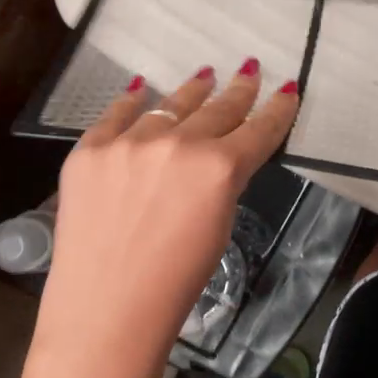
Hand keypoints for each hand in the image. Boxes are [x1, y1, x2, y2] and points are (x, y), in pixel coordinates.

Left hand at [36, 59, 299, 374]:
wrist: (107, 306)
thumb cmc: (179, 278)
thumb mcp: (221, 224)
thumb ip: (225, 181)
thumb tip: (221, 155)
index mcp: (221, 167)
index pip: (259, 129)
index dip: (278, 108)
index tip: (288, 89)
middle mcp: (179, 144)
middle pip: (218, 109)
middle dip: (239, 90)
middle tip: (250, 71)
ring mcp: (129, 143)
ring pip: (170, 105)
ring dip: (193, 89)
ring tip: (206, 74)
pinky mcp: (89, 151)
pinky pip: (116, 115)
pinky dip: (133, 101)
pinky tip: (142, 88)